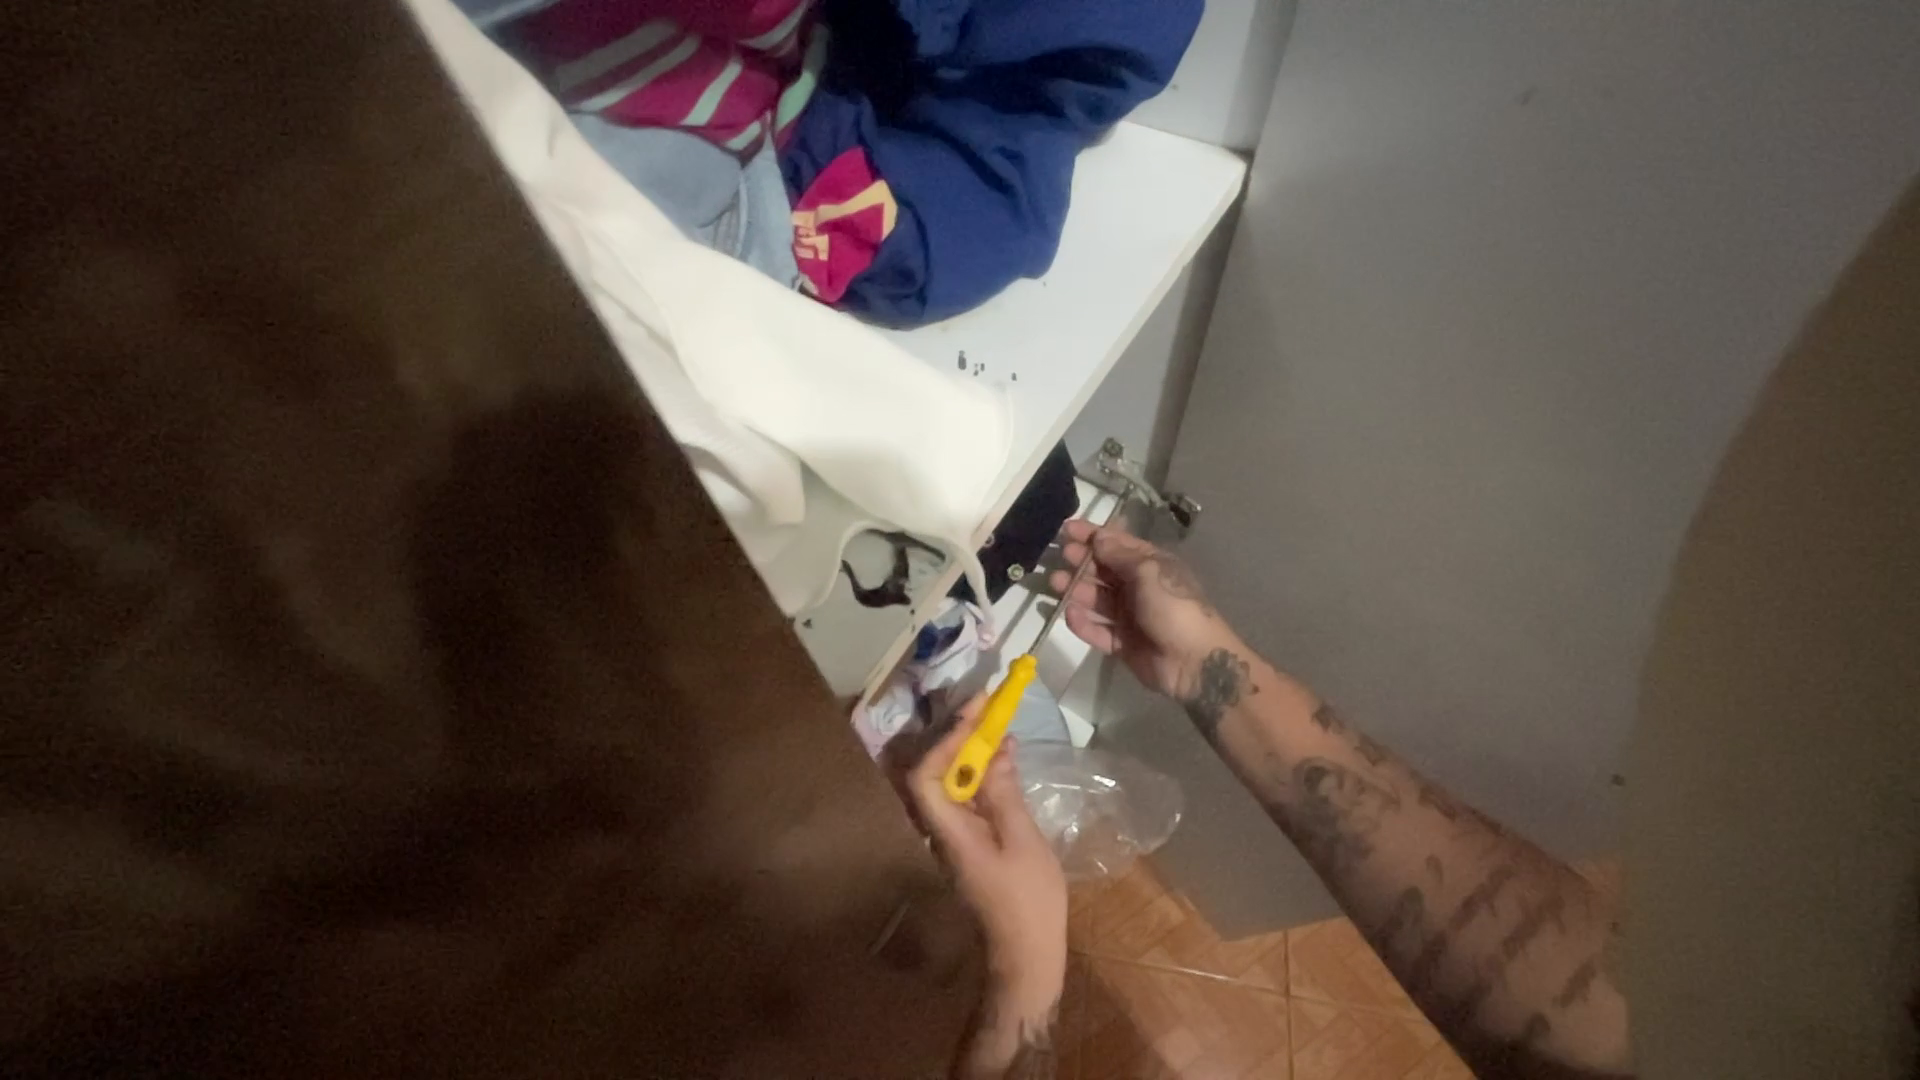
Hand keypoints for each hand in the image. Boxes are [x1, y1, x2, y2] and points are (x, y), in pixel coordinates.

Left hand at [909, 697, 1067, 1016]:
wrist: (1026, 956)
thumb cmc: (1028, 902)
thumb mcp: (1023, 842)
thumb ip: (1005, 794)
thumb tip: (997, 750)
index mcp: (948, 832)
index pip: (924, 776)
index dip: (944, 741)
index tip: (974, 714)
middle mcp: (942, 830)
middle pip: (934, 773)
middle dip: (957, 735)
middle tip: (986, 705)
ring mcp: (954, 837)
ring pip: (950, 782)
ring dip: (970, 750)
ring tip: (996, 721)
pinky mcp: (969, 841)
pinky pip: (966, 796)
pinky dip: (982, 773)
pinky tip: (1005, 759)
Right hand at [1049, 520, 1237, 699]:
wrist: (1194, 662)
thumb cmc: (1174, 607)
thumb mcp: (1149, 573)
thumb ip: (1120, 556)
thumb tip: (1099, 538)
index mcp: (1151, 565)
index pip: (1118, 544)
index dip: (1093, 535)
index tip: (1066, 529)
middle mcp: (1138, 587)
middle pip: (1104, 571)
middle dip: (1082, 561)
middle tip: (1062, 556)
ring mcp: (1129, 616)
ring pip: (1097, 599)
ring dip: (1076, 590)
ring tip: (1056, 583)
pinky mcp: (1122, 642)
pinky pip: (1097, 630)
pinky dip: (1083, 623)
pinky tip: (1068, 614)